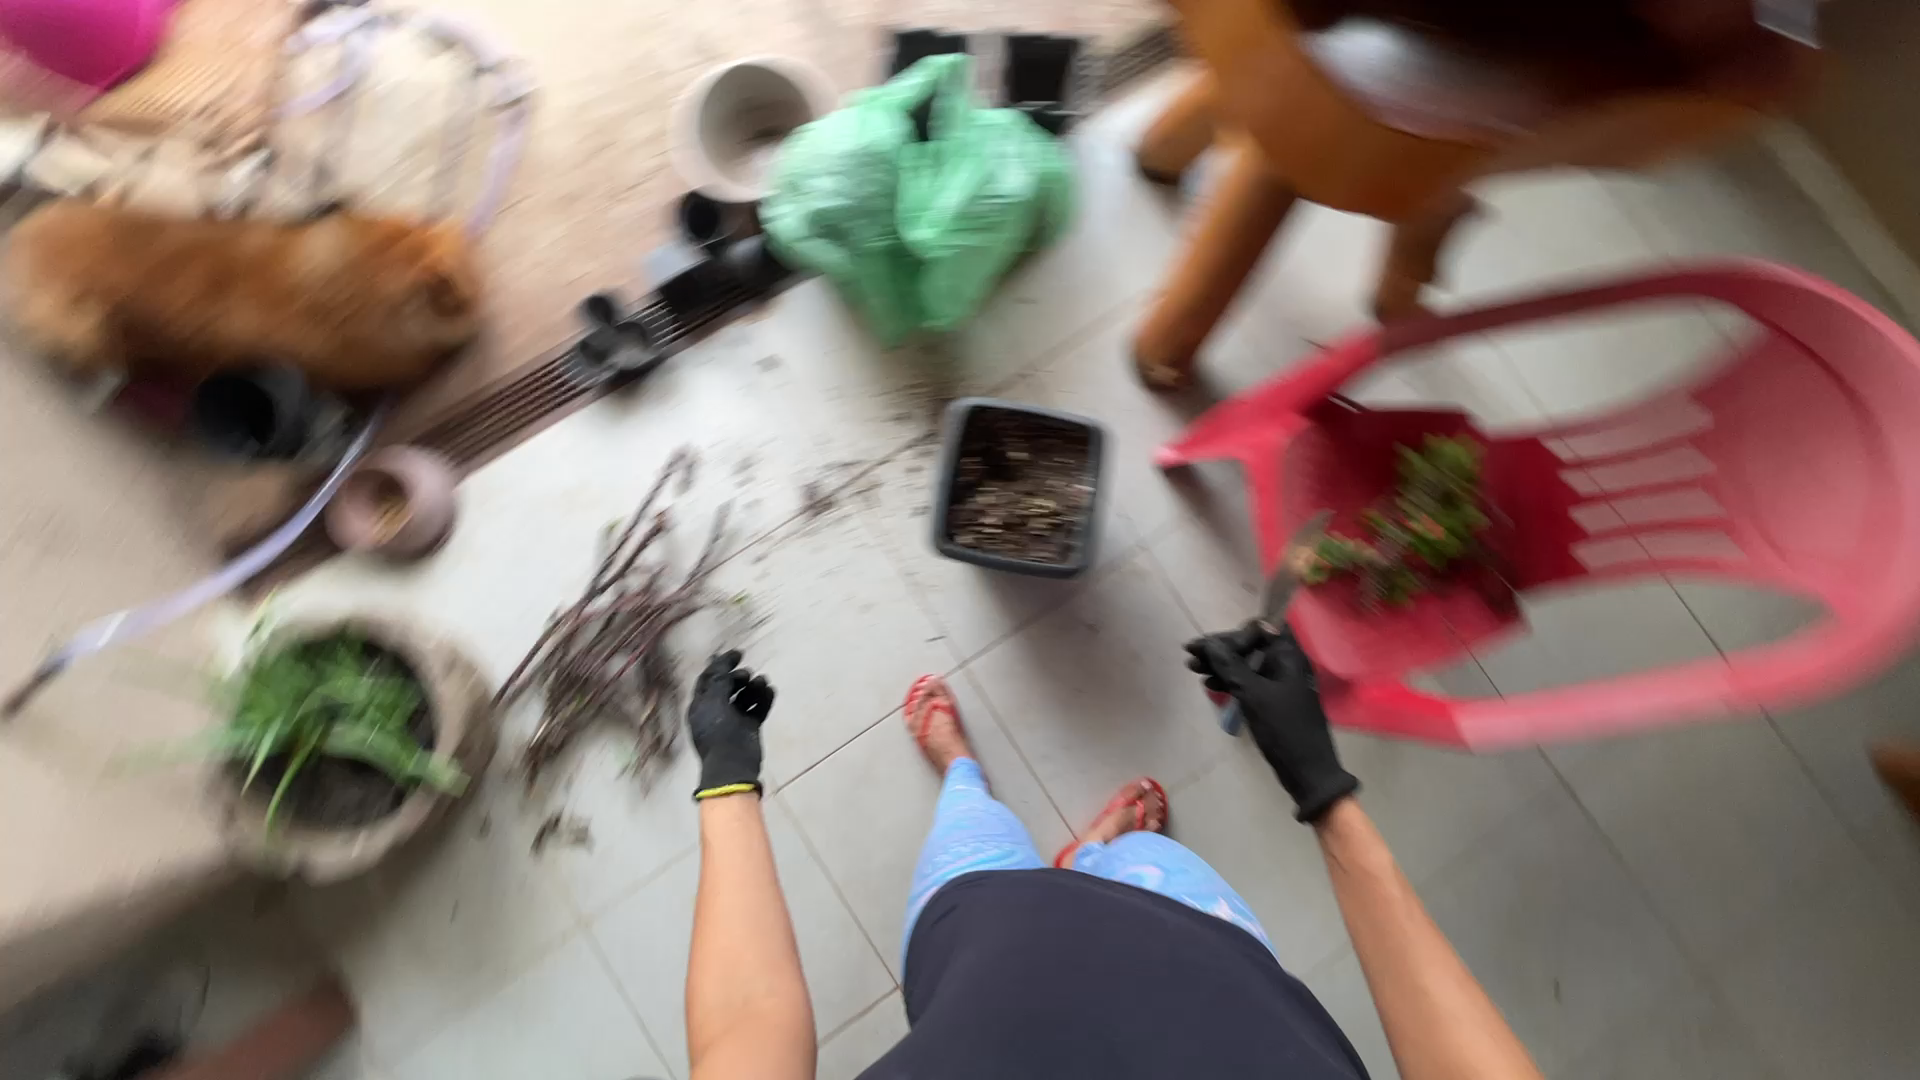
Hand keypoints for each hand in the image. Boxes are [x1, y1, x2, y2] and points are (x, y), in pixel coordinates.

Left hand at [688, 650, 775, 800]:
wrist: (732, 765)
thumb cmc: (718, 732)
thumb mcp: (713, 702)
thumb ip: (718, 680)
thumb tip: (721, 662)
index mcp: (701, 705)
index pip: (708, 678)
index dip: (720, 663)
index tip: (737, 653)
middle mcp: (716, 710)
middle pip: (728, 686)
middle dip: (738, 677)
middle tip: (747, 675)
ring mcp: (733, 719)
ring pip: (744, 696)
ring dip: (753, 686)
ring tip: (762, 682)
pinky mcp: (749, 728)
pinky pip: (757, 708)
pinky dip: (764, 699)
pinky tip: (770, 690)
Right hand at [1185, 622, 1357, 821]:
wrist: (1308, 771)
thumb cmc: (1283, 728)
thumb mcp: (1252, 694)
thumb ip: (1230, 665)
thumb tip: (1210, 643)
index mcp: (1288, 656)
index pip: (1261, 627)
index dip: (1235, 633)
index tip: (1212, 647)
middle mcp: (1286, 663)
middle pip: (1250, 644)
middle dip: (1221, 648)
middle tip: (1191, 655)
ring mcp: (1280, 682)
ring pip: (1246, 663)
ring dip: (1220, 664)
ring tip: (1193, 668)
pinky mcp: (1274, 698)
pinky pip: (1249, 681)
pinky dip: (1230, 680)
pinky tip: (1211, 684)